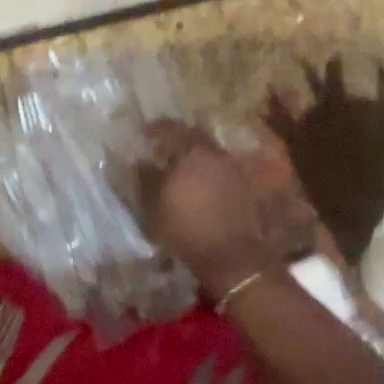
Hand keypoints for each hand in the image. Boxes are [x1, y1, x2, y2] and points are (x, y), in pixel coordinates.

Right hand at [137, 119, 277, 296]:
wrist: (229, 254)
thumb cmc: (184, 227)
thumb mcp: (153, 206)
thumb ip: (146, 179)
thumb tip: (140, 162)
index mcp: (192, 152)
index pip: (172, 129)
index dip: (156, 128)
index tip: (144, 132)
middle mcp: (216, 154)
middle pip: (195, 138)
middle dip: (178, 140)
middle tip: (163, 147)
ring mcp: (233, 170)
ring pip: (209, 154)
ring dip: (194, 157)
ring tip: (179, 168)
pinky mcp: (243, 188)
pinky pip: (220, 170)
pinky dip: (206, 172)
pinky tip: (197, 185)